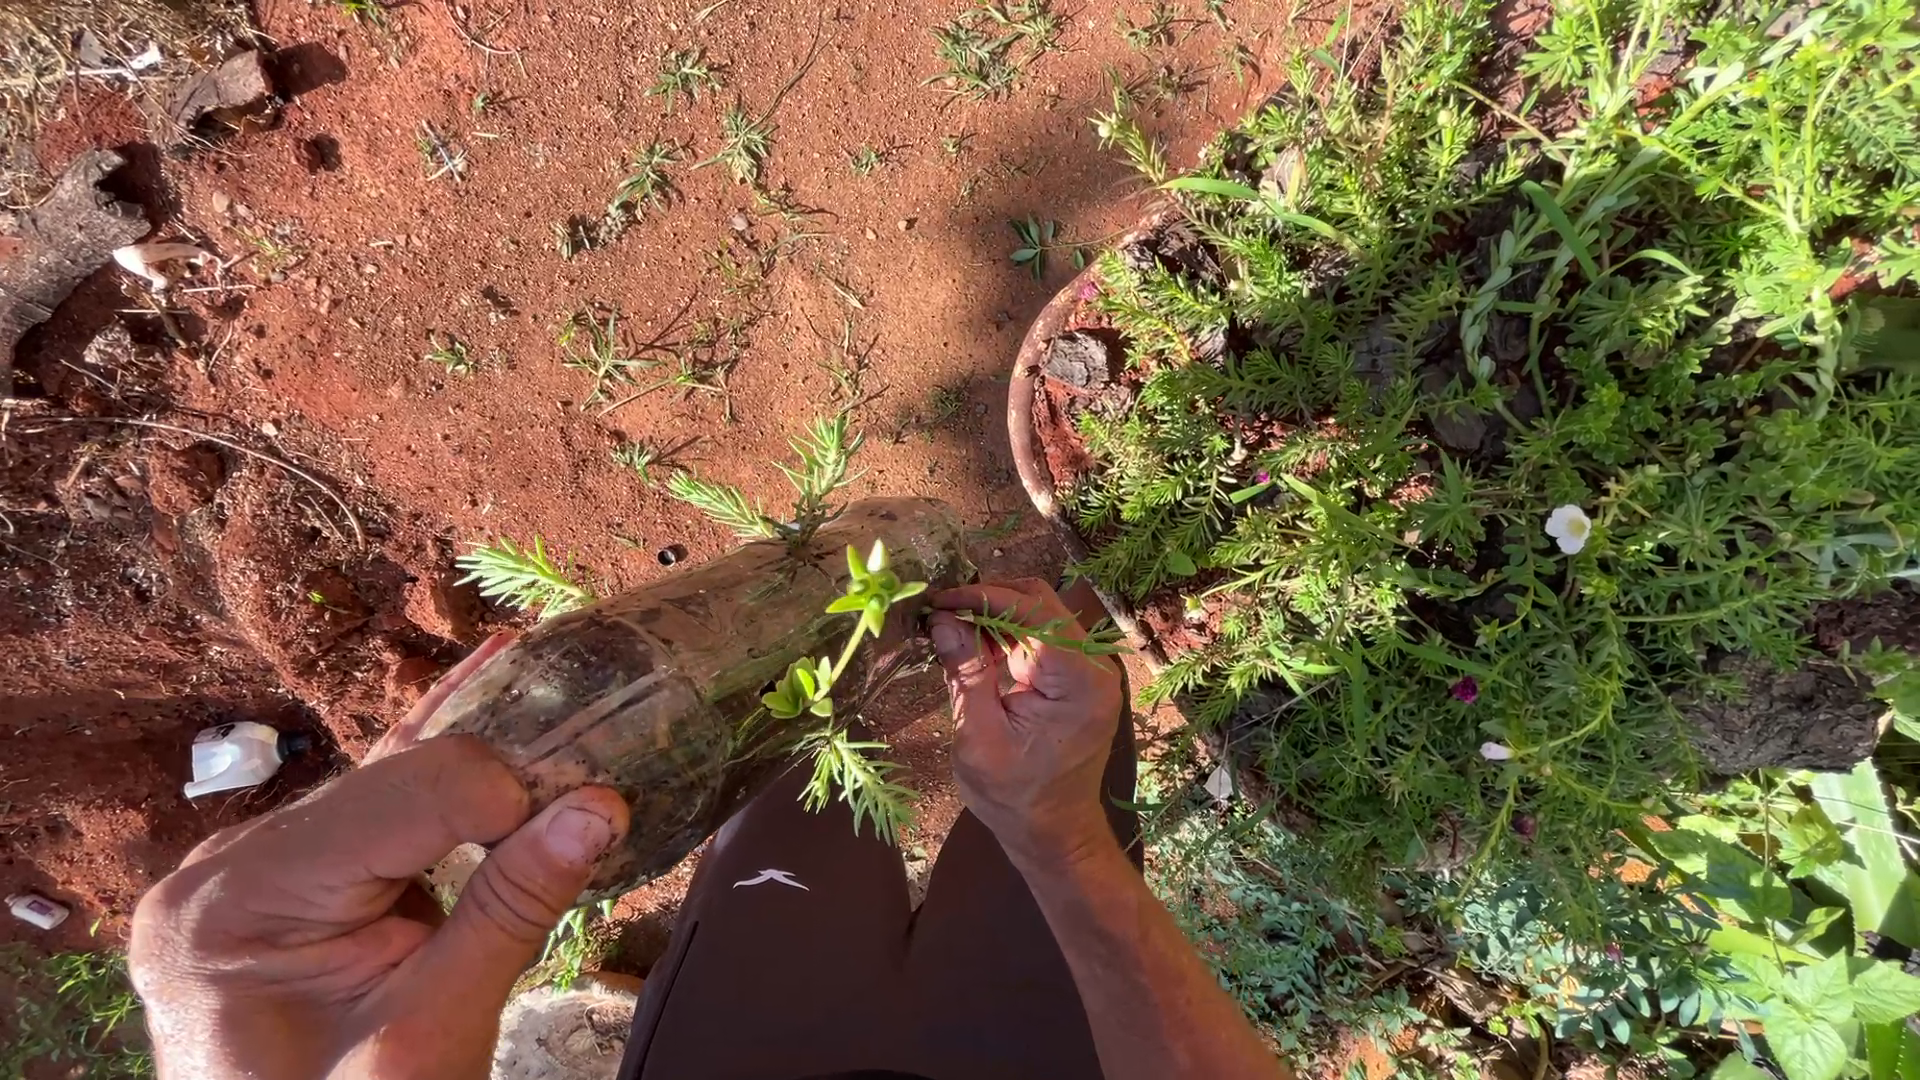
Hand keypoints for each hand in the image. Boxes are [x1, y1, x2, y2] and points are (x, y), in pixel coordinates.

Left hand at [129, 636, 631, 1079]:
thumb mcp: (433, 1030)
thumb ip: (513, 909)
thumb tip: (605, 805)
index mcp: (242, 898)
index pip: (409, 795)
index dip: (512, 802)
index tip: (583, 833)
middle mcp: (243, 853)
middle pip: (412, 772)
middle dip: (514, 780)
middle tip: (592, 797)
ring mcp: (276, 848)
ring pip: (413, 762)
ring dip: (503, 751)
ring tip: (578, 719)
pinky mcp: (318, 852)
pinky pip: (400, 776)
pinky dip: (461, 734)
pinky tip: (500, 662)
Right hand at [929, 579, 1124, 867]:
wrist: (1053, 833)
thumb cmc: (1015, 797)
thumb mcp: (979, 737)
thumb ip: (965, 673)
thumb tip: (941, 619)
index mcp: (1080, 681)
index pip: (1034, 612)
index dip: (984, 598)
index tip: (939, 600)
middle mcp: (1093, 666)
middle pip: (1040, 603)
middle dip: (987, 599)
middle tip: (940, 609)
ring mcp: (1086, 668)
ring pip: (1037, 613)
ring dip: (992, 614)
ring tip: (948, 621)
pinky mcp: (1073, 675)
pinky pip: (1037, 636)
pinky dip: (1003, 633)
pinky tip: (970, 641)